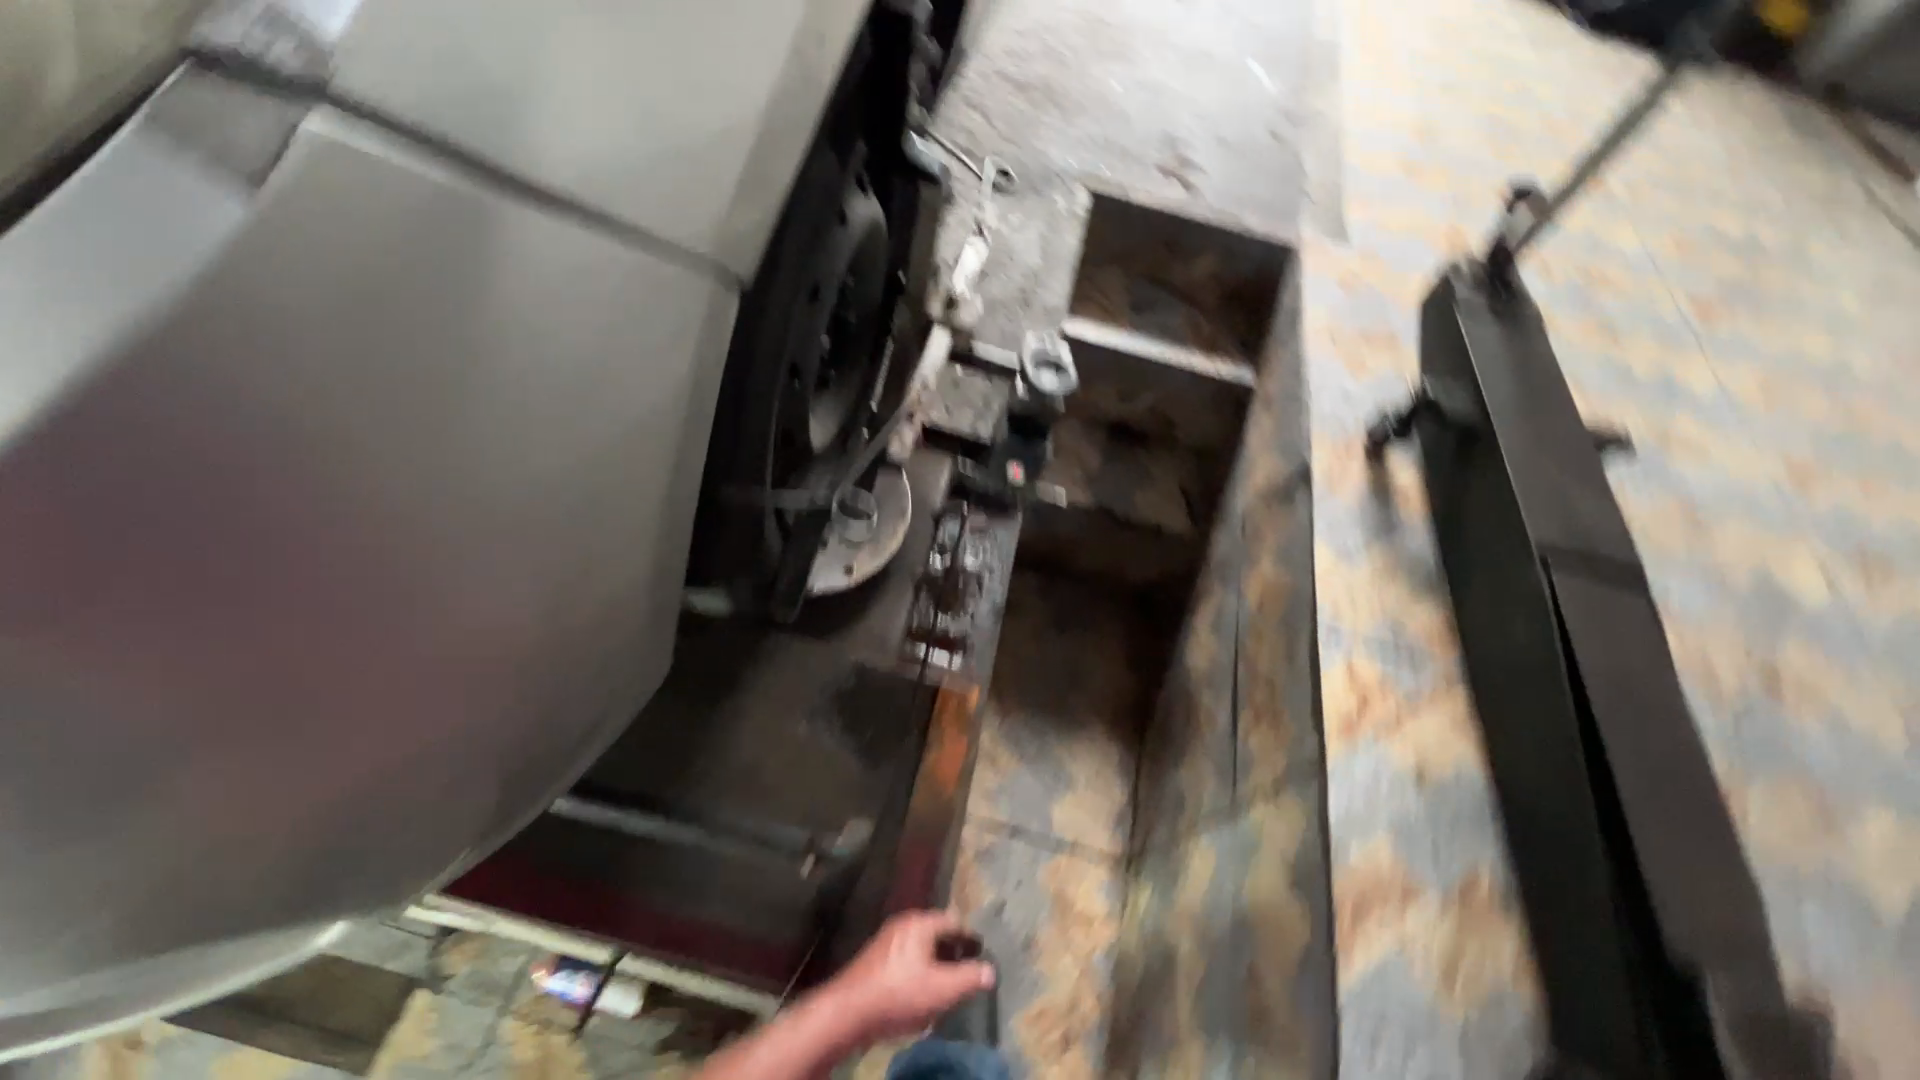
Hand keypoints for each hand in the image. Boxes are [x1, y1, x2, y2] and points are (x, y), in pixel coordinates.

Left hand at [822, 909, 995, 1042]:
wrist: (849, 1010)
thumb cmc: (900, 993)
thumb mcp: (942, 988)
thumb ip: (970, 978)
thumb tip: (990, 971)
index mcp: (920, 923)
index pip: (954, 922)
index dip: (970, 938)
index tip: (981, 953)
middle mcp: (903, 924)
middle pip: (936, 932)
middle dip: (953, 949)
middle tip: (967, 968)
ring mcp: (886, 940)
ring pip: (920, 945)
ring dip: (936, 960)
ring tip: (947, 981)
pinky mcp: (875, 958)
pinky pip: (906, 956)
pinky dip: (919, 967)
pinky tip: (921, 989)